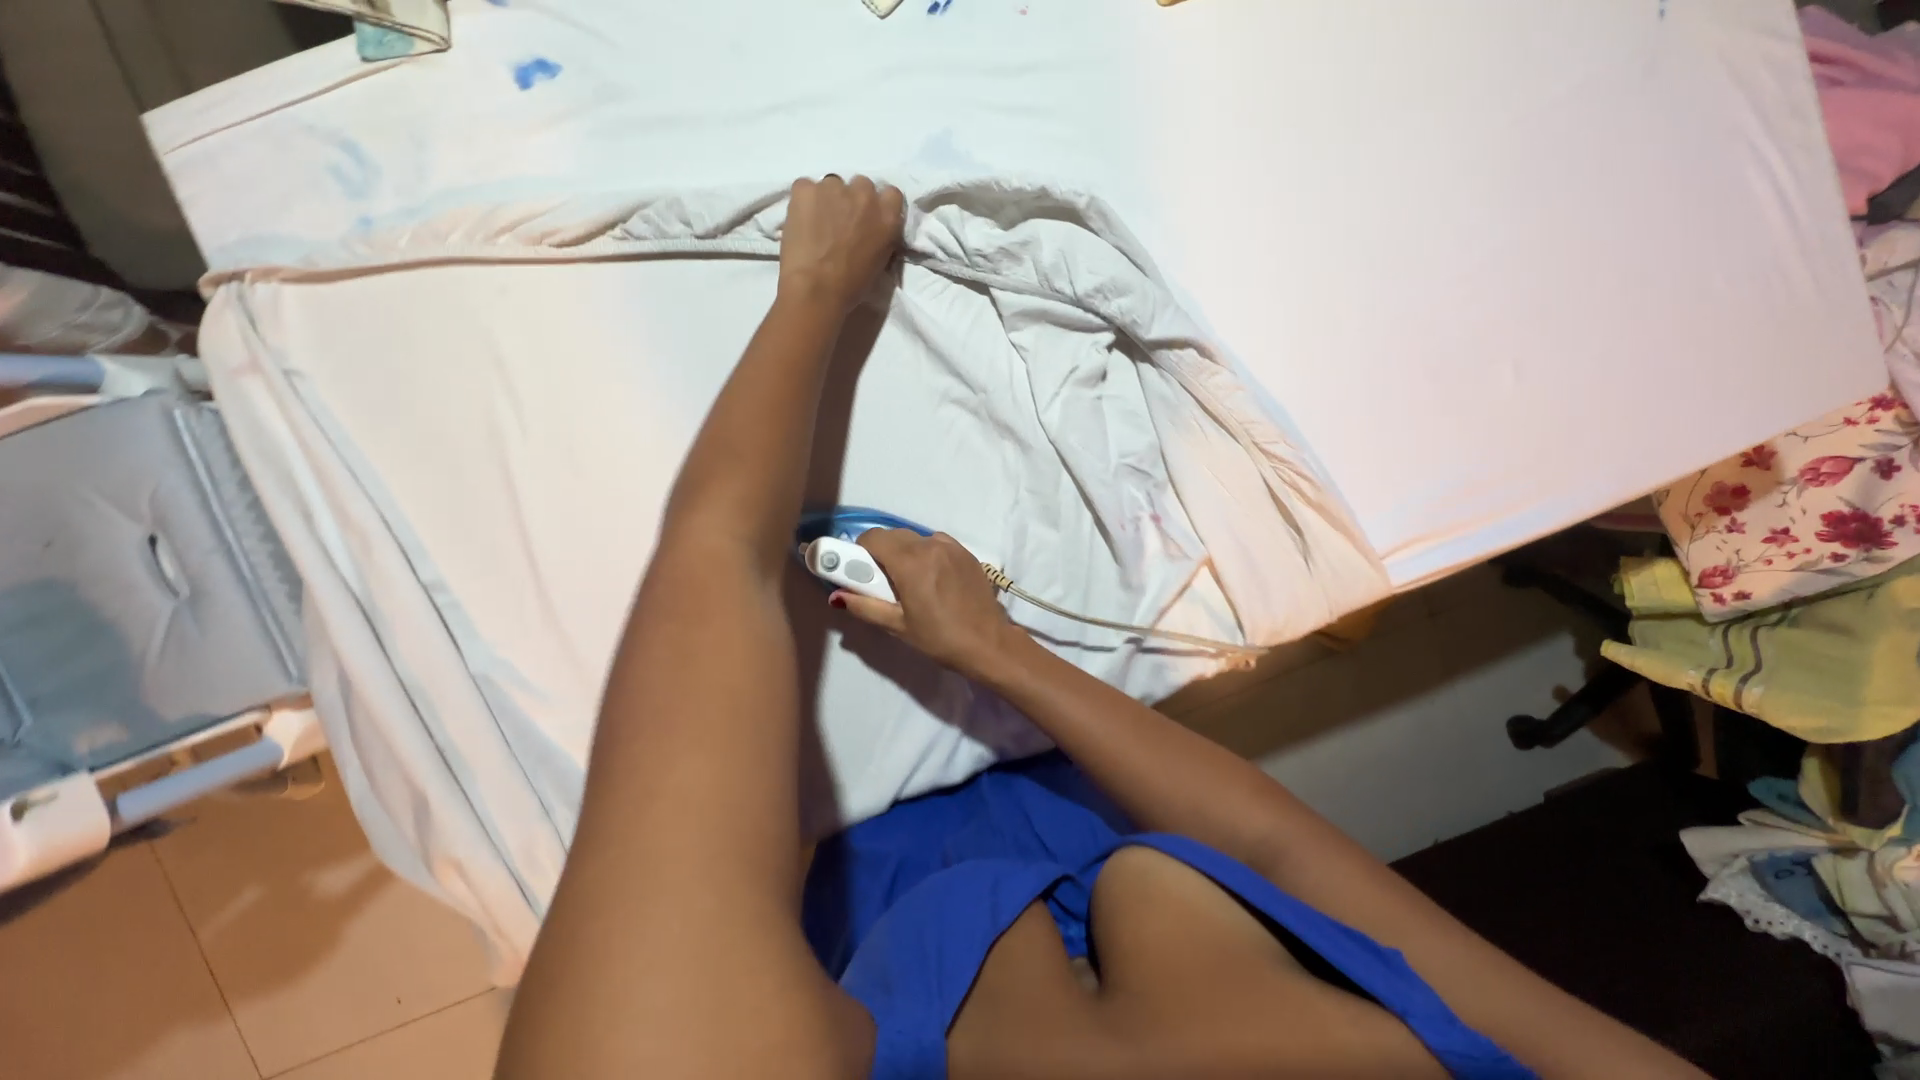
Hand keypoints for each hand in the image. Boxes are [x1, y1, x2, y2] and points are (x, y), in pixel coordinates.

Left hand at [778, 174, 904, 313]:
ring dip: (827, 199)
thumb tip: (870, 230)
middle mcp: (864, 194)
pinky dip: (802, 201)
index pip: (890, 194)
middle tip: (840, 222)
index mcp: (888, 215)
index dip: (877, 204)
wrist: (816, 289)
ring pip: (832, 184)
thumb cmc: (852, 286)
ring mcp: (834, 187)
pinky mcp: (805, 188)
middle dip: (852, 199)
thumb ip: (881, 235)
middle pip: (860, 184)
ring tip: (817, 223)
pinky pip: (804, 187)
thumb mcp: (880, 260)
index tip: (867, 218)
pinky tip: (800, 221)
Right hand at [833, 530, 1019, 677]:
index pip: (874, 537)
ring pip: (916, 538)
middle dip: (881, 552)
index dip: (861, 550)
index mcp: (910, 562)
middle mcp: (931, 545)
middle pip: (894, 535)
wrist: (989, 644)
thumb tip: (836, 596)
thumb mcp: (898, 626)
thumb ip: (865, 606)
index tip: (861, 570)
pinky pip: (937, 544)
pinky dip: (927, 554)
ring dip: (905, 552)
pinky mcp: (967, 553)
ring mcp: (952, 547)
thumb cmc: (940, 638)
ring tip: (909, 582)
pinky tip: (932, 579)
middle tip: (882, 580)